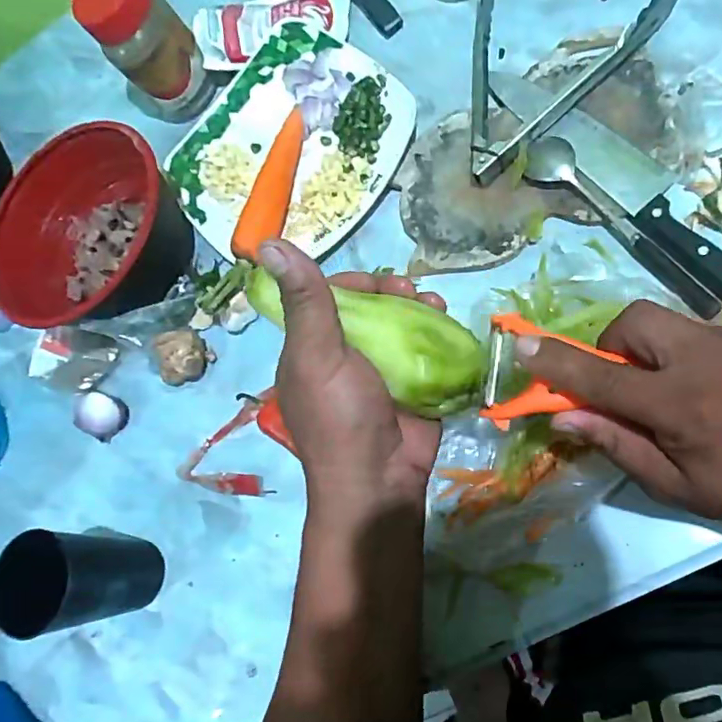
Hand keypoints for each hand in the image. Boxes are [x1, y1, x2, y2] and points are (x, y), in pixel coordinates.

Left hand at [259, 240, 443, 513]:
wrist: (380, 479)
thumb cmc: (341, 416)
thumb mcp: (318, 355)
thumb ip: (306, 302)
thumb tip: (269, 242)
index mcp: (313, 348)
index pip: (331, 297)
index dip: (356, 281)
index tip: (380, 281)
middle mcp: (347, 358)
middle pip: (373, 310)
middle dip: (396, 295)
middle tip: (415, 293)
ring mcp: (384, 376)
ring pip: (404, 331)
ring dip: (422, 313)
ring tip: (439, 306)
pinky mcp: (415, 392)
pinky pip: (428, 357)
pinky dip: (441, 342)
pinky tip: (453, 332)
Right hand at [518, 300, 721, 535]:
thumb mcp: (672, 483)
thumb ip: (617, 443)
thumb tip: (566, 417)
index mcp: (678, 404)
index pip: (601, 376)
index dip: (557, 362)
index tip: (522, 345)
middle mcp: (702, 358)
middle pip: (635, 319)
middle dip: (616, 346)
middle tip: (626, 385)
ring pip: (668, 322)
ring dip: (651, 350)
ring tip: (673, 392)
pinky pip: (699, 332)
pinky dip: (685, 353)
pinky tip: (711, 390)